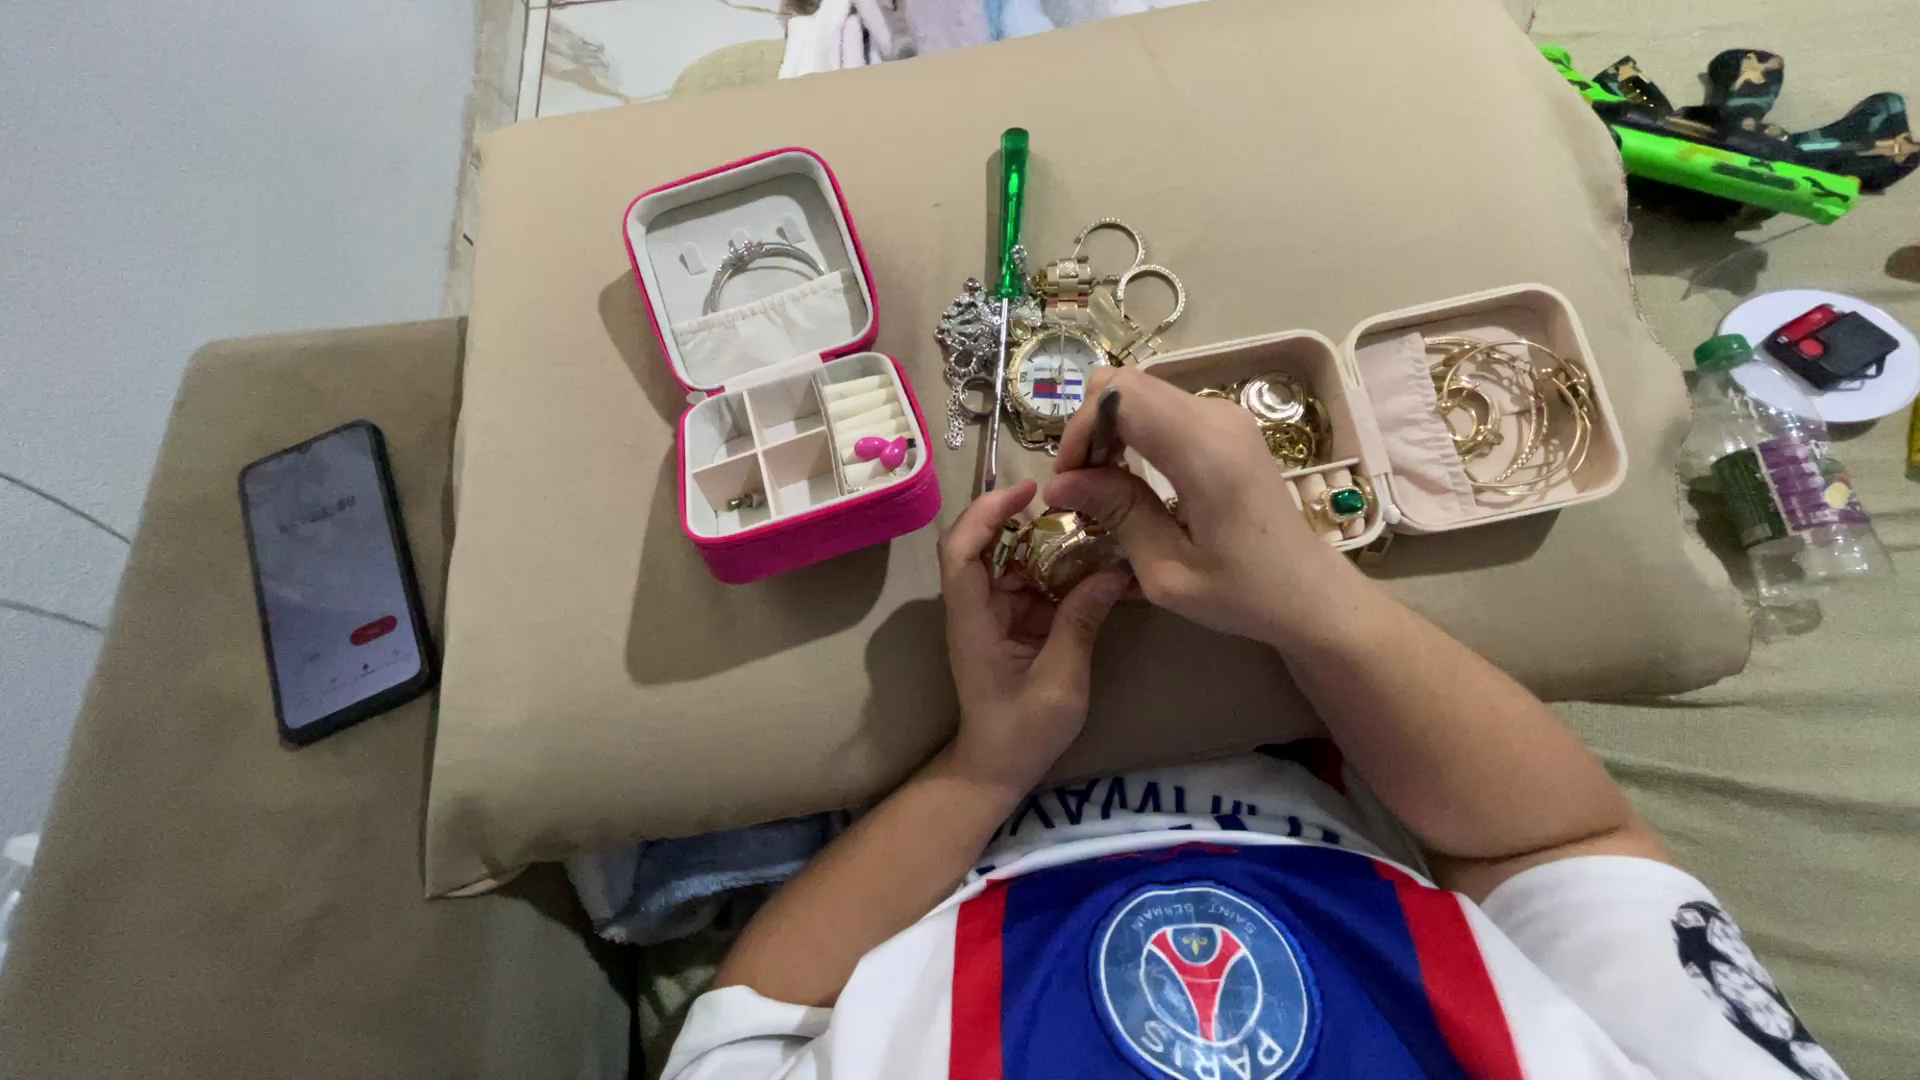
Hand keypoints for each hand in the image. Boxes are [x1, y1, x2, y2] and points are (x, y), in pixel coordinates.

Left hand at [937, 479, 1128, 793]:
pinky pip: (1028, 584)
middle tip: (1071, 503)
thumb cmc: (1021, 731)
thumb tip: (1113, 573)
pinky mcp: (1008, 623)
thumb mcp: (1060, 681)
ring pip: (1010, 561)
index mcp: (972, 620)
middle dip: (1022, 518)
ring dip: (1044, 543)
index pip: (960, 551)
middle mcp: (974, 608)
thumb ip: (1081, 624)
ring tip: (1089, 528)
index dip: (985, 512)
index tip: (1027, 490)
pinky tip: (1089, 565)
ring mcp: (990, 615)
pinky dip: (1055, 572)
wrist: (997, 766)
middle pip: (983, 545)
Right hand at [1045, 367, 1356, 648]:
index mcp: (1206, 454)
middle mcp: (1218, 418)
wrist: (1310, 592)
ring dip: (1106, 430)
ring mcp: (1225, 415)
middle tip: (1079, 483)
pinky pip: (1159, 407)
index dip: (1080, 428)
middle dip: (1087, 427)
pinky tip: (1127, 475)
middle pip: (1126, 383)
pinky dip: (1129, 431)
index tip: (1067, 480)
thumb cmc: (1244, 594)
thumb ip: (1118, 514)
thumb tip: (1058, 484)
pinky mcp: (1225, 424)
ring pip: (1139, 392)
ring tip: (1099, 484)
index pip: (1122, 397)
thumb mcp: (1168, 571)